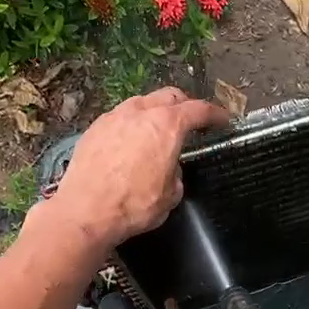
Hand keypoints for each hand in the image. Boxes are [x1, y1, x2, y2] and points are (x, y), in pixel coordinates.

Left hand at [41, 87, 229, 250]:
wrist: (86, 211)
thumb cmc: (133, 205)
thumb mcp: (170, 196)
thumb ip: (176, 175)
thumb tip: (169, 170)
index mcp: (167, 126)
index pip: (198, 110)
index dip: (215, 114)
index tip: (223, 120)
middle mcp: (140, 113)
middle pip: (169, 96)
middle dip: (184, 106)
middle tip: (191, 121)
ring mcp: (114, 117)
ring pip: (142, 103)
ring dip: (155, 112)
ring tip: (159, 130)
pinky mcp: (95, 128)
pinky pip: (120, 117)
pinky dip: (133, 124)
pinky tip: (132, 142)